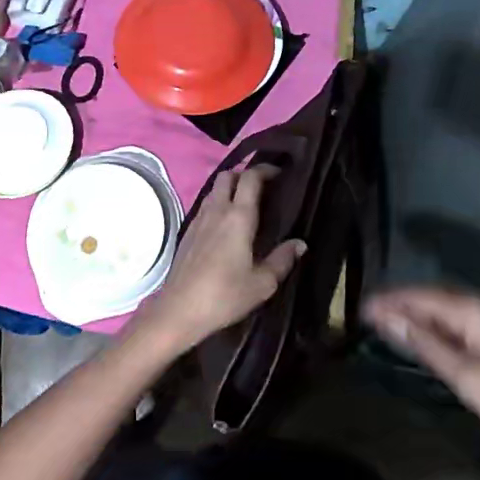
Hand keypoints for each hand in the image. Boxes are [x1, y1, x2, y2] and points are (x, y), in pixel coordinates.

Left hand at [132, 166, 304, 356]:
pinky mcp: (188, 232)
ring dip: (230, 189)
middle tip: (263, 187)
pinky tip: (227, 225)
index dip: (265, 169)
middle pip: (228, 176)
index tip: (280, 173)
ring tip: (247, 205)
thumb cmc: (225, 295)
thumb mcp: (262, 283)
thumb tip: (300, 243)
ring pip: (214, 190)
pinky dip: (219, 204)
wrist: (179, 309)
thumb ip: (282, 259)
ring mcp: (198, 219)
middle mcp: (216, 211)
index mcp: (238, 217)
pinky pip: (206, 206)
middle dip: (245, 174)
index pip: (250, 178)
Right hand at [365, 287, 479, 461]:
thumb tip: (388, 318)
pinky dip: (435, 322)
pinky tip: (422, 332)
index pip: (422, 296)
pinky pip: (458, 318)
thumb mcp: (469, 378)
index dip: (390, 301)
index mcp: (477, 310)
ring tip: (386, 320)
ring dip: (416, 312)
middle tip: (368, 313)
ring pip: (445, 306)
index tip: (360, 307)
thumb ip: (427, 345)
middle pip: (433, 296)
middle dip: (400, 303)